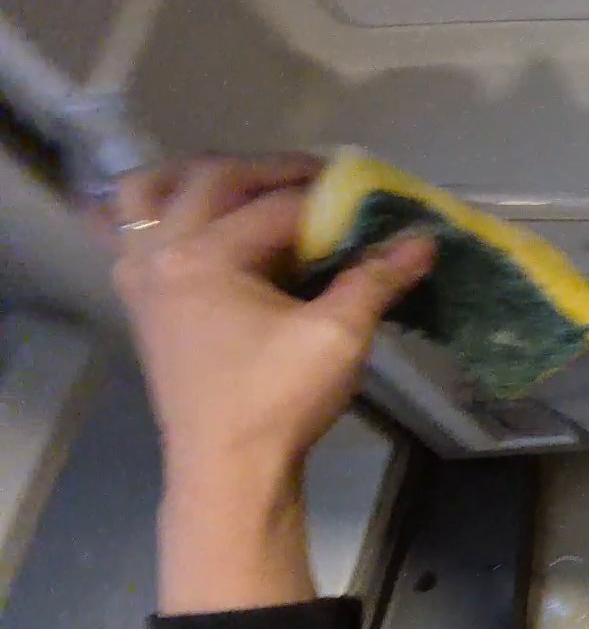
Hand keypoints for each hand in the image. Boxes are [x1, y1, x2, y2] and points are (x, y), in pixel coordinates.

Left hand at [112, 154, 433, 612]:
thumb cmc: (282, 396)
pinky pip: (126, 224)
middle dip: (271, 169)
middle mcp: (159, 249)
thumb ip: (375, 280)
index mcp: (204, 256)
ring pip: (151, 189)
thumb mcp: (340, 335)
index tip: (379, 199)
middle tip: (326, 179)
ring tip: (253, 183)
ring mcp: (139, 270)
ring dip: (203, 175)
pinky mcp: (142, 294)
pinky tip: (184, 212)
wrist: (230, 459)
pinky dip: (154, 205)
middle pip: (210, 179)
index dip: (334, 200)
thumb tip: (423, 242)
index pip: (277, 207)